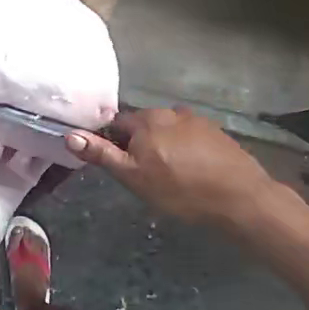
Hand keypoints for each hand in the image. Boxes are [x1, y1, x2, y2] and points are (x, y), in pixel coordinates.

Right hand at [66, 106, 280, 225]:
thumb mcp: (134, 177)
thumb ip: (103, 154)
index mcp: (147, 119)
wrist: (238, 197)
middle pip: (144, 126)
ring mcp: (198, 121)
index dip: (113, 144)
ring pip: (169, 132)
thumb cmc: (180, 189)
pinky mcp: (218, 133)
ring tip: (171, 177)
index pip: (117, 123)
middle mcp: (171, 112)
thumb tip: (70, 135)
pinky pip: (191, 139)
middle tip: (144, 176)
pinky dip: (186, 151)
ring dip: (164, 148)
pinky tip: (193, 173)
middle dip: (140, 145)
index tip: (120, 166)